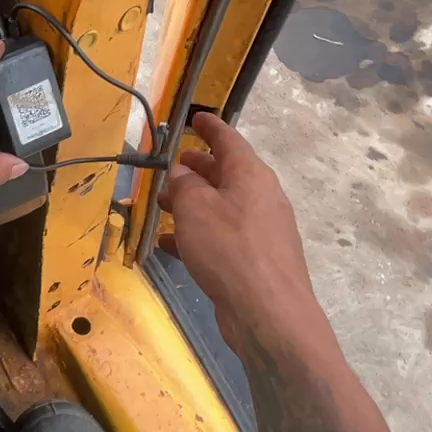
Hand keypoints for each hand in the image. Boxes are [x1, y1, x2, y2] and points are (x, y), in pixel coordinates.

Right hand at [157, 112, 319, 338]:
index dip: (210, 127)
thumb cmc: (229, 249)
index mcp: (251, 176)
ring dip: (193, 204)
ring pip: (222, 207)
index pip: (229, 141)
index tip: (196, 117)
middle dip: (197, 170)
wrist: (269, 314)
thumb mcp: (195, 208)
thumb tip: (183, 175)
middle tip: (172, 167)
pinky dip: (198, 235)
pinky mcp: (256, 261)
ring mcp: (262, 232)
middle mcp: (261, 199)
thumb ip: (184, 185)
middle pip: (226, 175)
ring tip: (162, 207)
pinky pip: (222, 237)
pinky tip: (170, 246)